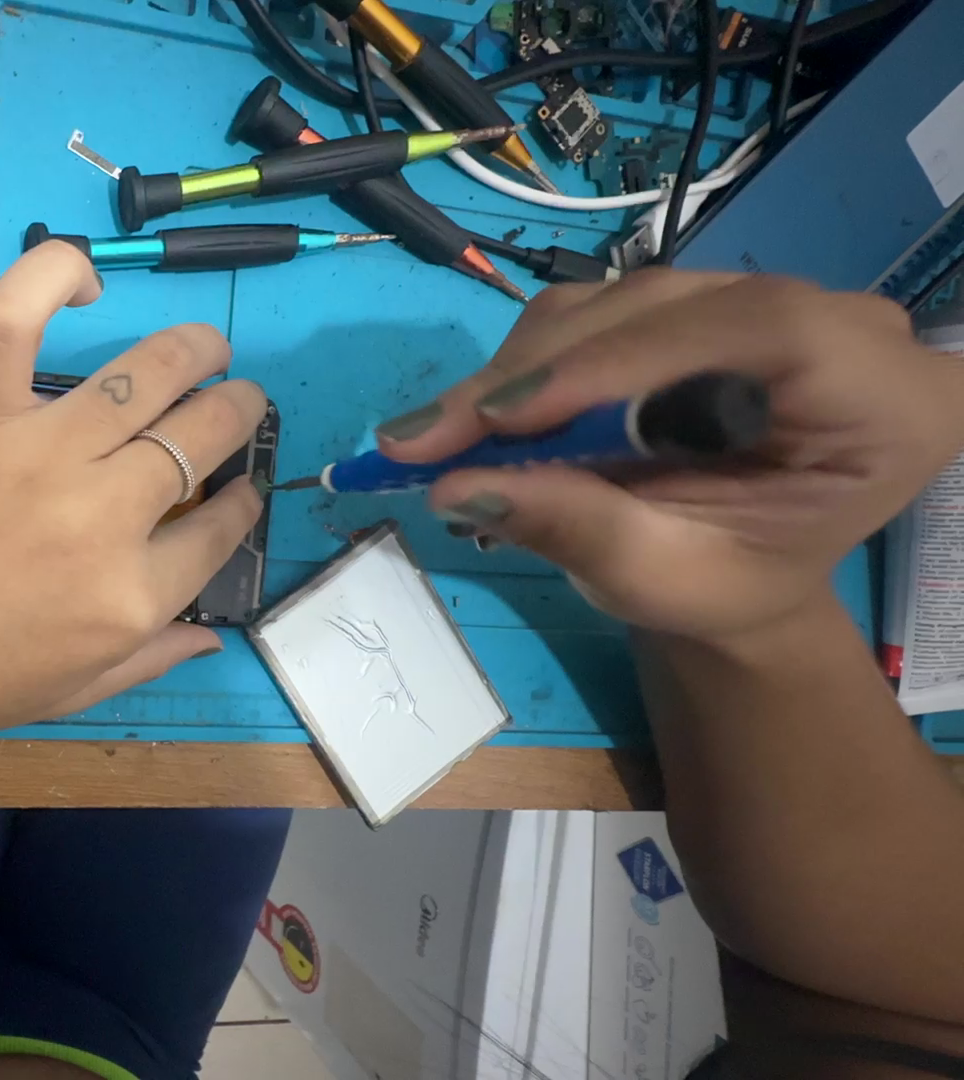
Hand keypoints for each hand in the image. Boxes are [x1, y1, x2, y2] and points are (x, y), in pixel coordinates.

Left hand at [0, 242, 266, 738]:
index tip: (237, 492)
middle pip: (201, 437)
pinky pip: (15, 320)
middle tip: (236, 403)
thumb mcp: (73, 693)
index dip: (242, 504)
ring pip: (146, 374)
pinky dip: (50, 276)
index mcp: (133, 594)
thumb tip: (215, 636)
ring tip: (207, 347)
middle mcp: (103, 514)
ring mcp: (39, 454)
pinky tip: (86, 280)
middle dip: (238, 413)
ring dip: (195, 349)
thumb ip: (152, 659)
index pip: (221, 528)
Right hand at [373, 270, 963, 639]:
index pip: (759, 331)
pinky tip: (475, 419)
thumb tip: (451, 488)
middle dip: (528, 375)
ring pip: (606, 304)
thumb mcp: (648, 579)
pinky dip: (511, 367)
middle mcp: (830, 332)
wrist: (721, 568)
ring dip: (506, 371)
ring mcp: (746, 312)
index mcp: (883, 403)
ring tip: (434, 438)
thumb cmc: (712, 584)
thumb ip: (568, 528)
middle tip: (421, 439)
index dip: (620, 360)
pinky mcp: (674, 315)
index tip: (502, 419)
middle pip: (660, 308)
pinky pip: (579, 315)